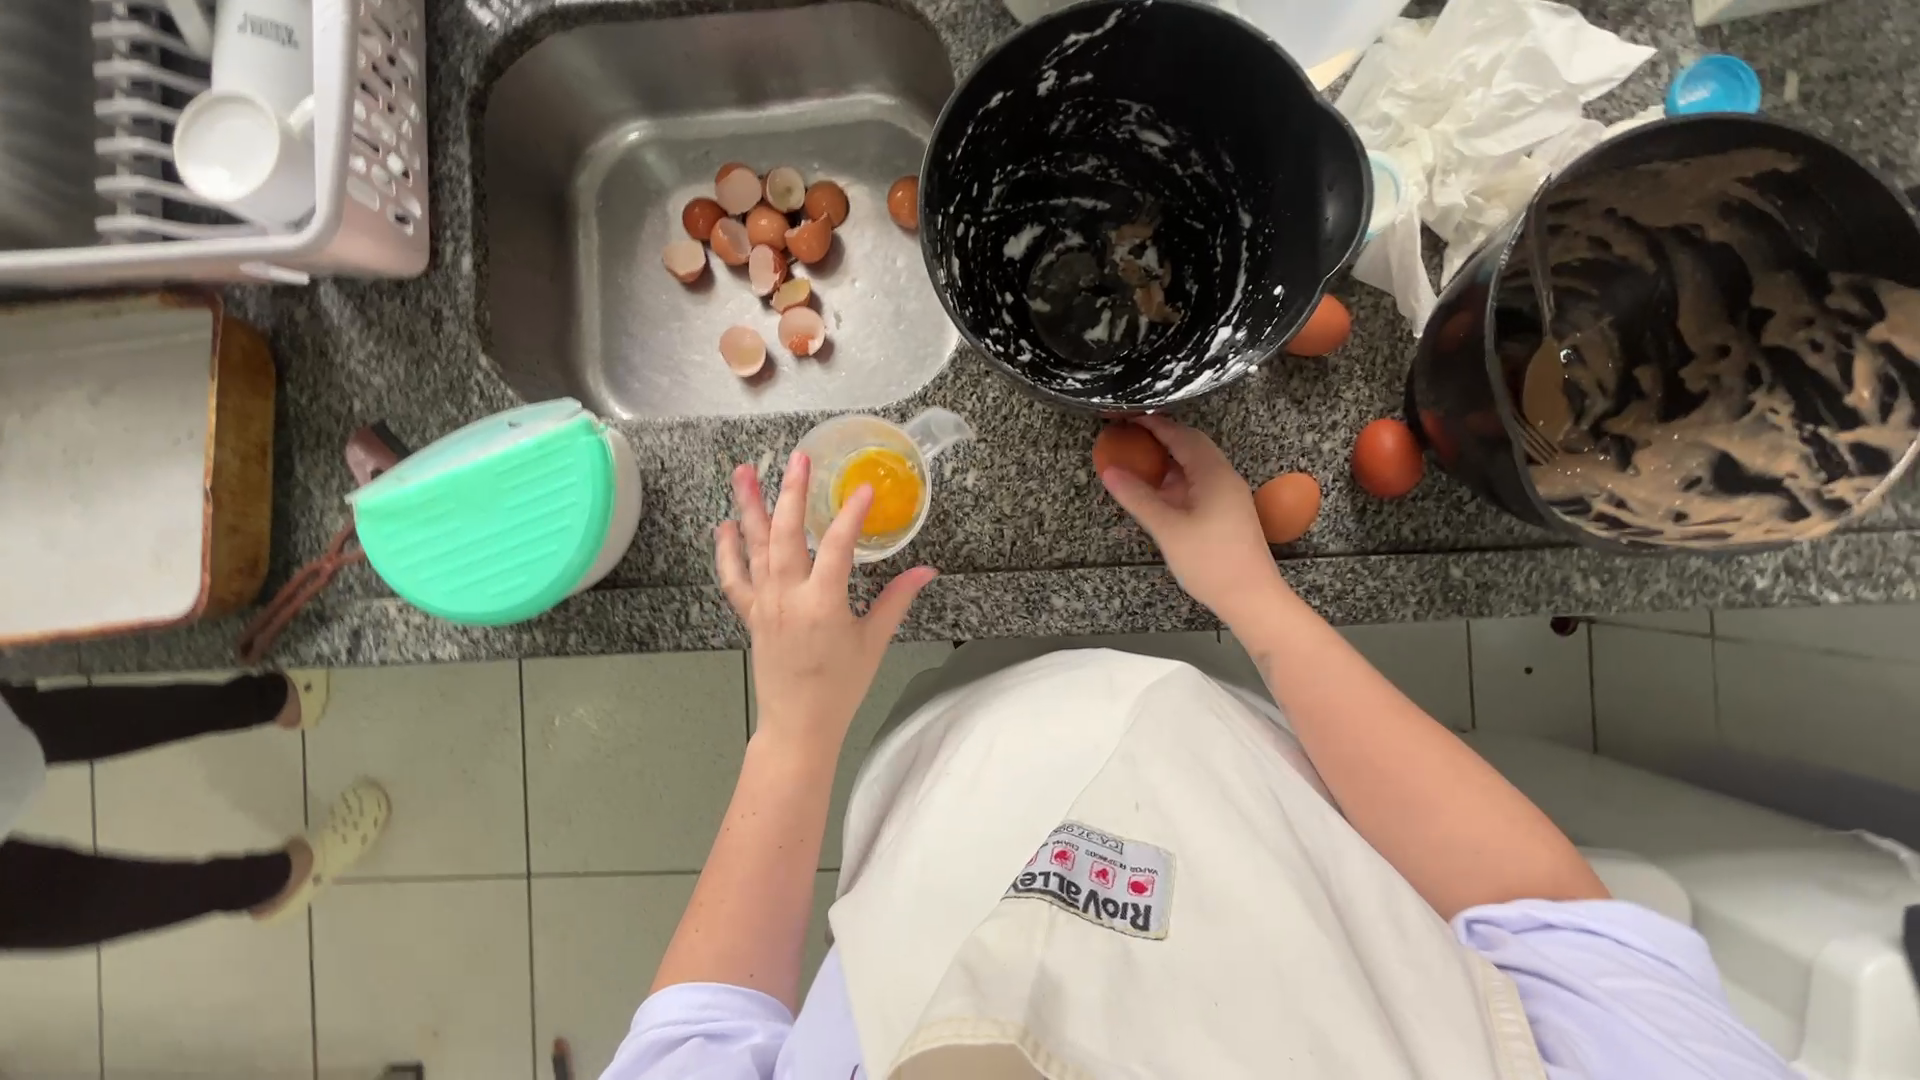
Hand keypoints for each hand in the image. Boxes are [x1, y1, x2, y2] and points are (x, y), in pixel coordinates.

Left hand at [715, 451, 937, 755]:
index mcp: (823, 603)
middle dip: (791, 492)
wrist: (798, 724)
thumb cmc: (840, 686)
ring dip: (750, 507)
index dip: (851, 514)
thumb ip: (897, 601)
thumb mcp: (874, 642)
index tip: (864, 488)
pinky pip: (734, 577)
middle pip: (786, 533)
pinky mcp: (751, 614)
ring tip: (744, 471)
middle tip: (796, 458)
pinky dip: (728, 550)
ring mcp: (764, 604)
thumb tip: (926, 571)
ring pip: (754, 546)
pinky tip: (727, 525)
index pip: (837, 546)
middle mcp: (788, 597)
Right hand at [1099, 416, 1288, 628]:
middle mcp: (1224, 477)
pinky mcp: (1227, 511)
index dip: (1154, 424)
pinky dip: (1176, 479)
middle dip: (1161, 437)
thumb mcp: (1167, 528)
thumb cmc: (1210, 562)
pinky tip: (1159, 490)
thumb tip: (1110, 471)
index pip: (1182, 435)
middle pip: (1191, 445)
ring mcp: (1228, 495)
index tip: (1128, 417)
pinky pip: (1199, 483)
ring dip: (1168, 459)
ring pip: (1196, 465)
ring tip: (1139, 459)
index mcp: (1214, 473)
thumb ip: (1137, 497)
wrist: (1251, 597)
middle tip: (1130, 435)